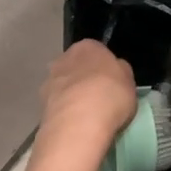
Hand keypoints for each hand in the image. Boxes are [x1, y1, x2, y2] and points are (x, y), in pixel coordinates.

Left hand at [35, 40, 136, 159]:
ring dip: (72, 95)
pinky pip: (57, 104)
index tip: (112, 82)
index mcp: (88, 46)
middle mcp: (64, 58)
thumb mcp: (129, 82)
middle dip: (85, 79)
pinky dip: (64, 111)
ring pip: (64, 85)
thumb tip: (116, 70)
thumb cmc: (110, 95)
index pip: (97, 51)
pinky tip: (75, 124)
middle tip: (99, 97)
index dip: (105, 67)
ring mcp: (49, 80)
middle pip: (77, 67)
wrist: (79, 123)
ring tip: (86, 115)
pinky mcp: (41, 103)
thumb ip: (121, 72)